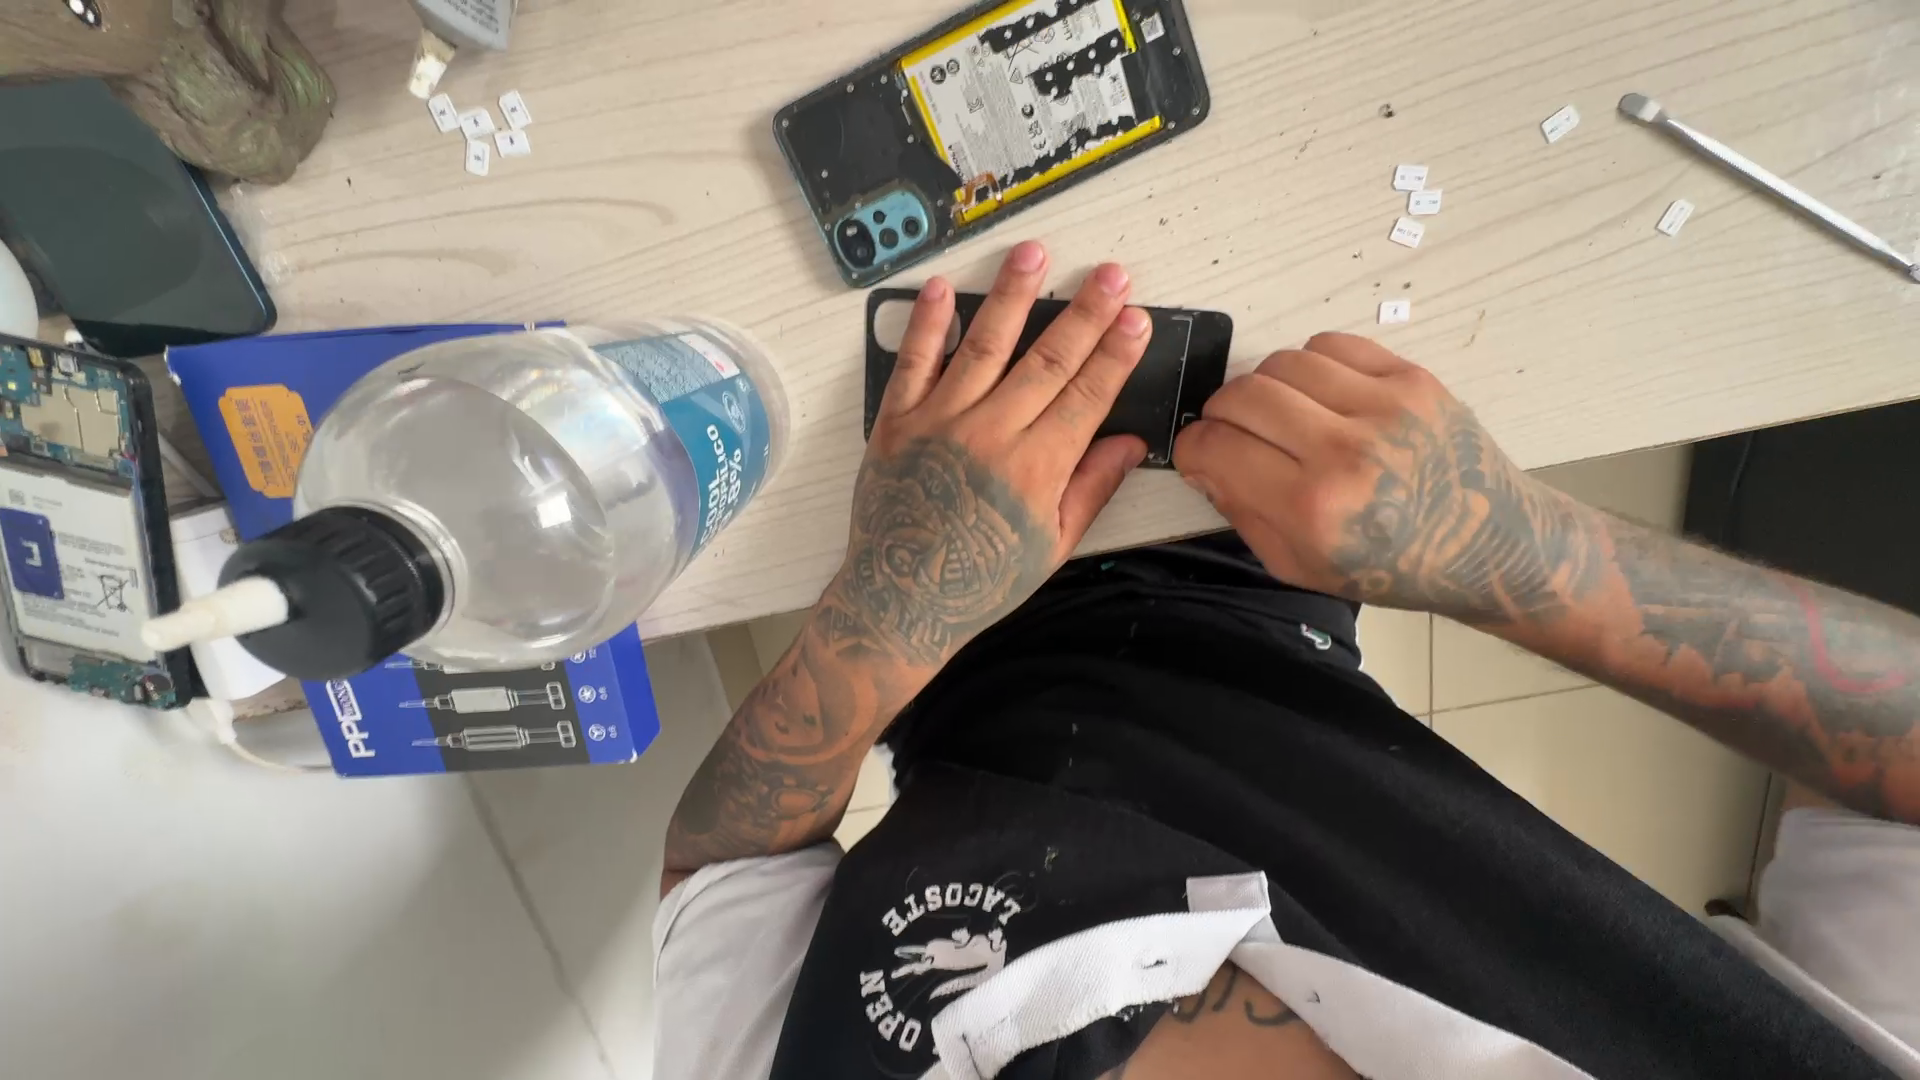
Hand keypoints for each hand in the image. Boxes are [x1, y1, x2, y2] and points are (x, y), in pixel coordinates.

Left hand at [833, 241, 1151, 664]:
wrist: (902, 599)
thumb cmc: (980, 580)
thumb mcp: (1052, 545)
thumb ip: (1091, 489)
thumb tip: (1129, 444)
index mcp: (1037, 467)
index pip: (1088, 395)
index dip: (1116, 353)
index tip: (1137, 318)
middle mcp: (991, 434)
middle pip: (1048, 360)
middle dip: (1085, 313)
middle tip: (1111, 273)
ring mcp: (940, 423)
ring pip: (984, 345)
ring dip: (1013, 296)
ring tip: (1034, 253)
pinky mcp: (897, 422)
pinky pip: (914, 362)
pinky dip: (928, 323)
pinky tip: (942, 288)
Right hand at [1173, 332, 1590, 623]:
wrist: (1488, 545)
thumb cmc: (1385, 567)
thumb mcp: (1295, 564)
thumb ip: (1239, 511)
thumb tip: (1202, 460)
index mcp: (1309, 506)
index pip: (1214, 445)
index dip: (1191, 446)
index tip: (1199, 454)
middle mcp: (1343, 449)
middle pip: (1240, 396)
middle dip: (1219, 414)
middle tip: (1232, 434)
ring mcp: (1382, 406)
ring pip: (1280, 363)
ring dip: (1262, 388)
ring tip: (1278, 416)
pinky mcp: (1412, 378)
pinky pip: (1329, 345)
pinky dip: (1307, 367)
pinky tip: (1318, 397)